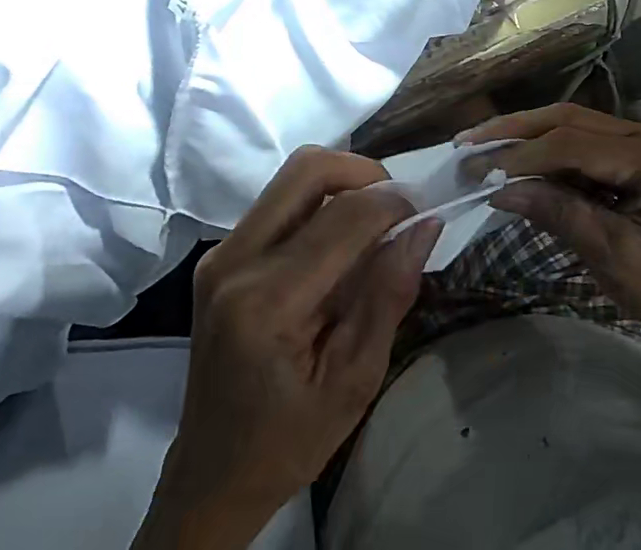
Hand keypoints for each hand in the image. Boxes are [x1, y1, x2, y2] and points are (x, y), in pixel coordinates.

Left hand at [134, 147, 441, 549]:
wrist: (213, 471)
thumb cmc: (289, 441)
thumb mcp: (355, 379)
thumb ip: (388, 294)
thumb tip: (424, 225)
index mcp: (266, 301)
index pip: (342, 217)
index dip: (394, 203)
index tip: (427, 211)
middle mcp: (234, 260)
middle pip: (306, 169)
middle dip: (364, 173)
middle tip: (399, 208)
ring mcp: (220, 253)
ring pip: (291, 179)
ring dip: (342, 187)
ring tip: (376, 227)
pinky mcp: (220, 255)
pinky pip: (279, 204)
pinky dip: (320, 206)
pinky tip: (342, 246)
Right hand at [463, 103, 640, 350]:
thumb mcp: (609, 252)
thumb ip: (557, 212)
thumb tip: (499, 190)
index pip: (572, 145)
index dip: (522, 157)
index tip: (478, 172)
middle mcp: (640, 135)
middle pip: (564, 119)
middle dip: (512, 131)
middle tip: (466, 143)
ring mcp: (627, 140)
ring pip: (561, 122)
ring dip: (517, 133)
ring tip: (475, 143)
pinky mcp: (614, 152)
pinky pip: (566, 140)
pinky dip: (532, 147)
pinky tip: (502, 156)